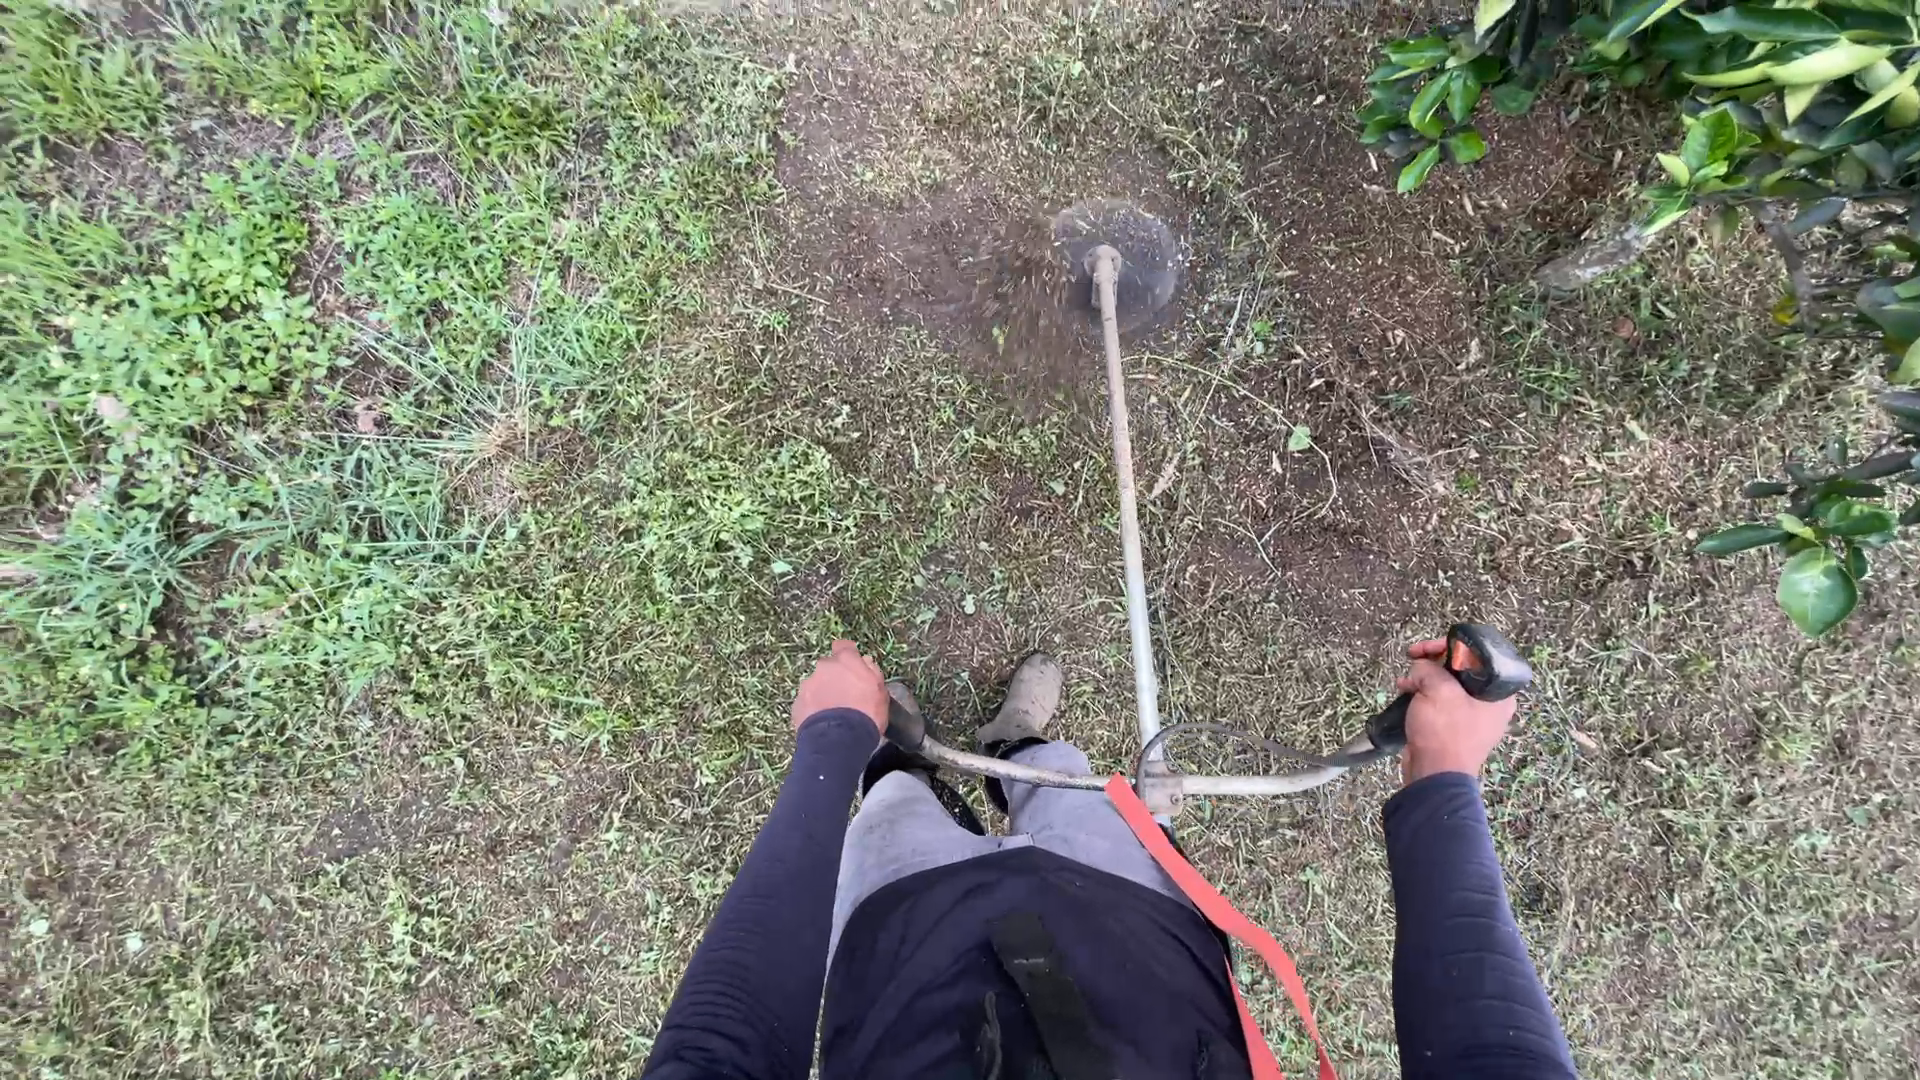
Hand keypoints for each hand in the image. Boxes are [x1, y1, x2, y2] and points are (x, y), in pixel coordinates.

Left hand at [791, 639, 887, 736]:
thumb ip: (872, 672)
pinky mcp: (797, 704)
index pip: (843, 646)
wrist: (839, 741)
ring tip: (833, 714)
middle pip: (828, 667)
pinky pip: (807, 702)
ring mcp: (807, 685)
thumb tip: (865, 662)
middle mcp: (823, 668)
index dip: (847, 653)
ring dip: (823, 693)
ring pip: (816, 684)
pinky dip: (813, 709)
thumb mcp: (881, 692)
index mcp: (845, 661)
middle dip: (834, 677)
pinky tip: (823, 723)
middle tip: (845, 696)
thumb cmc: (866, 714)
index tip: (851, 664)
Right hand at [1396, 637, 1516, 784]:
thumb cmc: (1444, 730)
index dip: (1448, 647)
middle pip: (1460, 668)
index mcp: (1499, 693)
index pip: (1477, 656)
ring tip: (1404, 682)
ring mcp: (1471, 715)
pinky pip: (1438, 700)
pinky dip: (1422, 693)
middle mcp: (1490, 703)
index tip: (1423, 649)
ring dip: (1423, 677)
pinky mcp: (1453, 725)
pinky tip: (1405, 692)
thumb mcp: (1437, 690)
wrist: (1435, 773)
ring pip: (1446, 683)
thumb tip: (1419, 668)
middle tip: (1411, 659)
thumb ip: (1429, 668)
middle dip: (1432, 662)